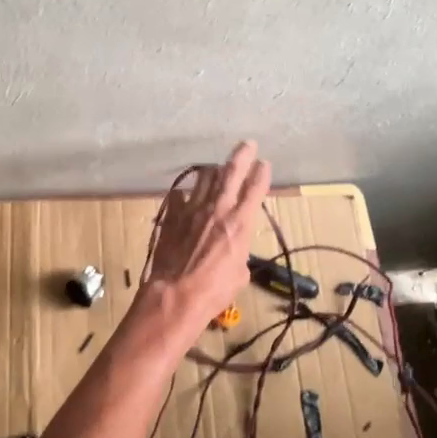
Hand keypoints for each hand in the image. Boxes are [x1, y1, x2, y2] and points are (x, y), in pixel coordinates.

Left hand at [143, 141, 271, 335]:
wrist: (176, 294)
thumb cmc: (214, 290)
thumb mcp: (240, 274)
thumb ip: (239, 253)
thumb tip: (233, 250)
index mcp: (240, 223)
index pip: (255, 189)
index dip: (261, 173)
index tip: (264, 163)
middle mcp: (218, 209)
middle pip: (231, 173)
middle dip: (241, 155)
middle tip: (247, 144)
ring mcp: (192, 209)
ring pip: (205, 179)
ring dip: (213, 171)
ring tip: (218, 167)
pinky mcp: (172, 215)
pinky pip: (180, 196)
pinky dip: (186, 194)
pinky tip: (186, 195)